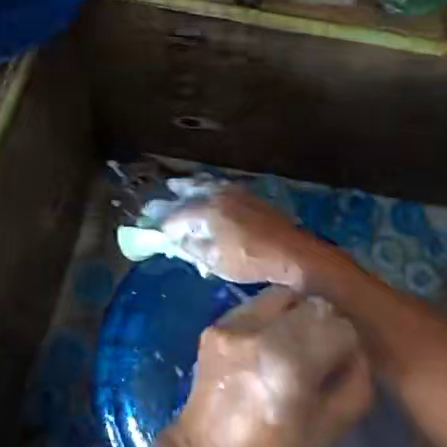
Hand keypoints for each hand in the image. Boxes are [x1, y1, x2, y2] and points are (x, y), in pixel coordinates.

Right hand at [160, 188, 331, 287]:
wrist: (293, 253)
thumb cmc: (251, 261)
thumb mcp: (215, 262)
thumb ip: (191, 249)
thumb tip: (176, 241)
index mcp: (206, 210)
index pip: (175, 216)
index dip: (163, 225)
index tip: (154, 229)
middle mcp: (219, 195)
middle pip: (190, 189)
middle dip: (174, 194)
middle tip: (161, 198)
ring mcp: (237, 192)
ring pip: (207, 185)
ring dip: (192, 187)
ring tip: (181, 189)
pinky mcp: (251, 197)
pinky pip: (222, 188)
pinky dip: (209, 190)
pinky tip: (210, 196)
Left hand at [165, 286, 373, 446]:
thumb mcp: (330, 428)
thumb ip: (356, 382)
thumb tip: (355, 350)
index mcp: (293, 364)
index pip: (342, 328)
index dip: (347, 346)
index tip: (338, 365)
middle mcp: (262, 334)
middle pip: (316, 306)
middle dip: (325, 327)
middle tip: (318, 352)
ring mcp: (235, 324)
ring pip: (286, 296)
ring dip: (298, 315)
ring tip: (292, 342)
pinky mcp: (216, 323)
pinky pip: (257, 304)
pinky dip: (270, 317)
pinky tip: (266, 343)